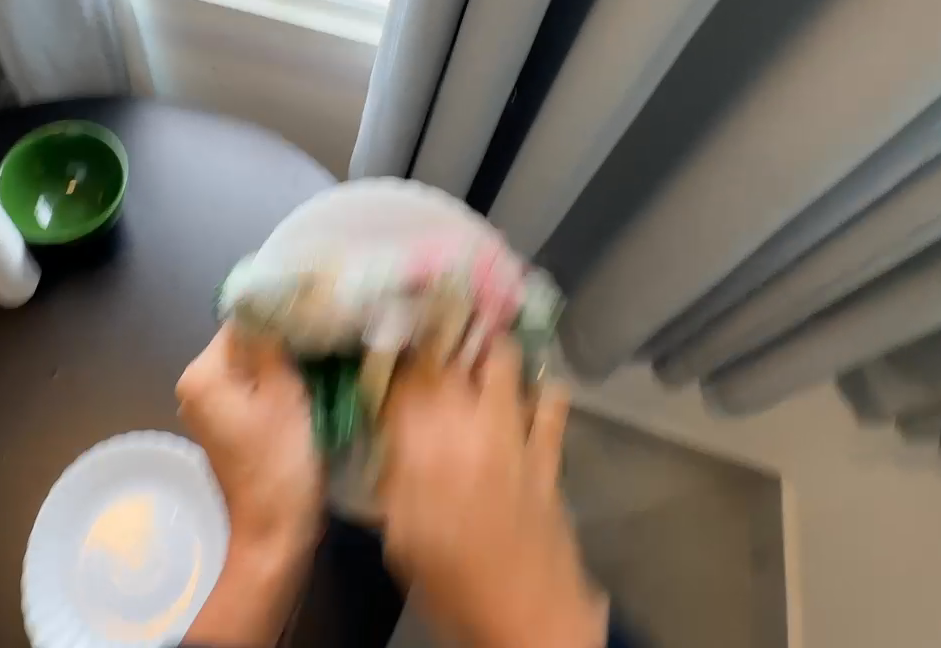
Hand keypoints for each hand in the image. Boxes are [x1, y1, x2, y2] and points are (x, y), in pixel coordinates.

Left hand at [176, 324, 324, 644]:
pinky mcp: (227, 426)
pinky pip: (252, 389)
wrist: (275, 538)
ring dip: (285, 363)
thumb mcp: (284, 392)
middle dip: (284, 340)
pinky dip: (277, 386)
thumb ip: (276, 342)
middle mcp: (196, 386)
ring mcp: (209, 408)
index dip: (281, 314)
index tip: (318, 314)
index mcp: (202, 373)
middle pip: (246, 342)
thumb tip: (278, 299)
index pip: (243, 320)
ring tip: (324, 360)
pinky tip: (309, 388)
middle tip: (326, 338)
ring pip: (253, 366)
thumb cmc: (280, 463)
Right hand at [379, 340, 607, 647]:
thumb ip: (394, 481)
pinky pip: (551, 408)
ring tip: (481, 331)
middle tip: (434, 322)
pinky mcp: (548, 457)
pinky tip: (539, 379)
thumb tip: (389, 441)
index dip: (397, 354)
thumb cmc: (454, 585)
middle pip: (452, 360)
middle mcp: (467, 432)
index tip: (393, 340)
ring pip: (503, 369)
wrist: (530, 624)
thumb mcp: (402, 538)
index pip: (405, 382)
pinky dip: (544, 389)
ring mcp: (514, 439)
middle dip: (441, 333)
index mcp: (423, 452)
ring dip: (490, 348)